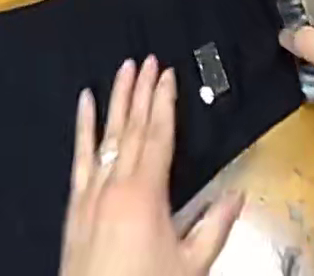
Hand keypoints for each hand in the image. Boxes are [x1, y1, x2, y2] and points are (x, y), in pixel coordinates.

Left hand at [61, 56, 245, 275]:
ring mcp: (93, 189)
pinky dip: (82, 126)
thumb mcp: (191, 267)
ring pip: (108, 132)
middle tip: (149, 59)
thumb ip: (215, 227)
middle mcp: (118, 182)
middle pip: (134, 126)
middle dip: (143, 90)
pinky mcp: (75, 203)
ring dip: (117, 98)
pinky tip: (84, 100)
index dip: (164, 101)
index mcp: (147, 191)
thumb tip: (238, 194)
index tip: (168, 74)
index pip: (158, 134)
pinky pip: (80, 156)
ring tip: (125, 67)